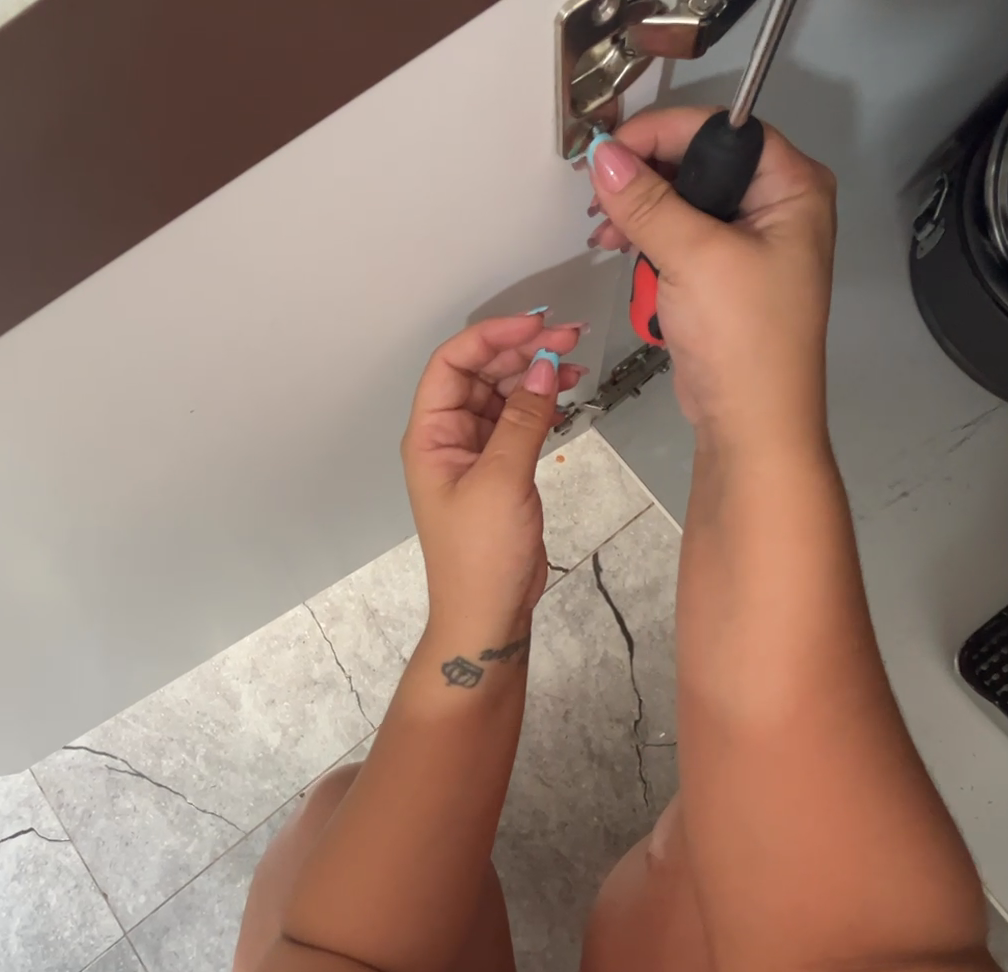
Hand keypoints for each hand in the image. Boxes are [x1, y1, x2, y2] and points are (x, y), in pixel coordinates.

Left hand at [401, 314, 586, 631]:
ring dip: (535, 374)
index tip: (537, 325)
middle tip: (571, 337)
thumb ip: (522, 420)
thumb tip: (546, 364)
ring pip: (502, 394)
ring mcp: (475, 452)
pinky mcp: (500, 468)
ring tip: (576, 359)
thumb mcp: (501, 481)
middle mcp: (448, 436)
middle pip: (480, 374)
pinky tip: (568, 390)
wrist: (488, 610)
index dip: (490, 337)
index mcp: (430, 434)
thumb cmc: (482, 552)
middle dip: (521, 350)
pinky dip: (541, 403)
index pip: (451, 364)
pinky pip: (518, 421)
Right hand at [586, 108, 836, 449]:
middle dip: (644, 180)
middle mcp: (773, 207)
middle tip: (598, 198)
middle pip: (697, 167)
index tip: (605, 153)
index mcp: (790, 186)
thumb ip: (647, 203)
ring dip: (639, 218)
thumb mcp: (693, 257)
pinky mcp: (718, 278)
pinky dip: (647, 246)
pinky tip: (621, 254)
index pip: (720, 132)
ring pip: (681, 206)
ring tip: (604, 236)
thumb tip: (603, 156)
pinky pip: (677, 243)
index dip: (660, 134)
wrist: (748, 418)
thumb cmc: (741, 335)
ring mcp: (745, 245)